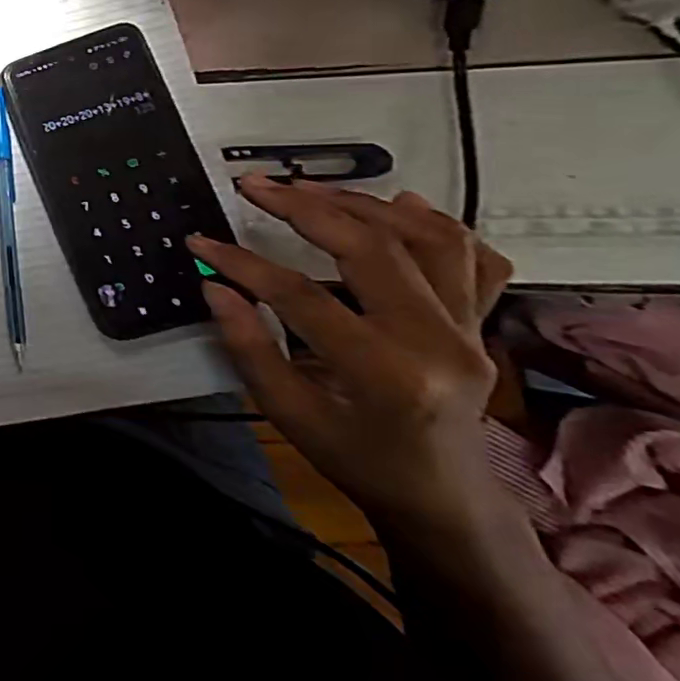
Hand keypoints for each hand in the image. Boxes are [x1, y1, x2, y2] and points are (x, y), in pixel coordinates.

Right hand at [186, 176, 513, 537]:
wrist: (440, 495)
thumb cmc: (355, 458)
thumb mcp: (287, 413)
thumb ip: (249, 346)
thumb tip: (215, 287)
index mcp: (385, 371)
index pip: (302, 296)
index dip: (243, 264)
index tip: (200, 242)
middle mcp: (439, 339)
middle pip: (372, 248)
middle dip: (305, 207)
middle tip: (256, 185)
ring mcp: (469, 327)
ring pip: (426, 239)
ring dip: (363, 204)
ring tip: (309, 188)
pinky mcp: (479, 322)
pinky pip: (472, 258)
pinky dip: (435, 222)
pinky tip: (399, 202)